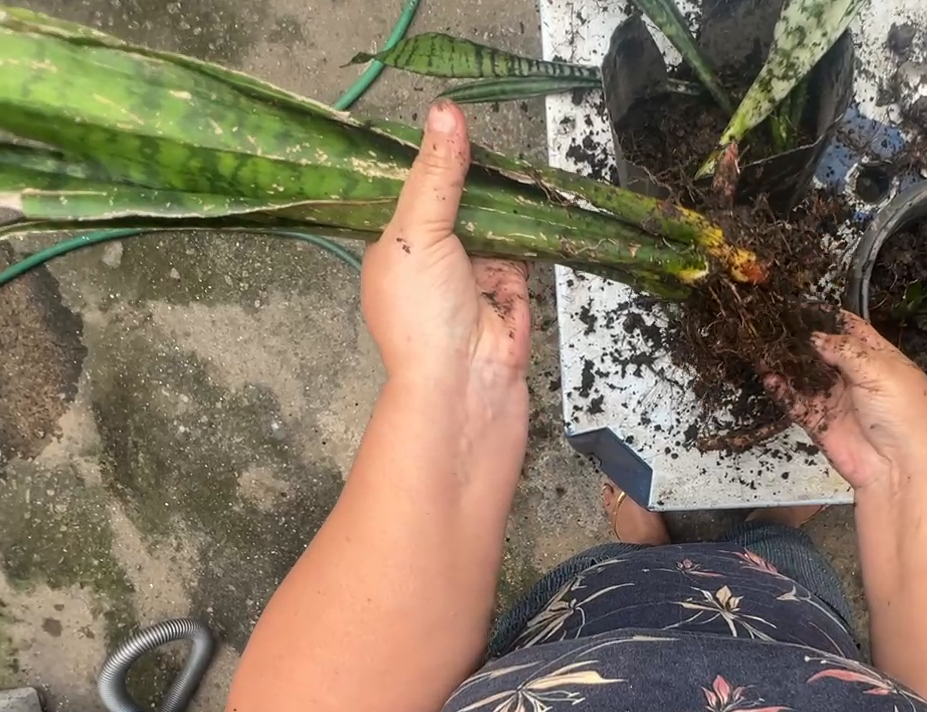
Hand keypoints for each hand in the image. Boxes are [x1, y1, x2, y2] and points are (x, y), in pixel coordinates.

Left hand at [361, 101, 530, 391]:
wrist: (467, 384)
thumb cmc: (423, 317)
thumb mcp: (417, 233)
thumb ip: (436, 174)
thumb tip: (446, 111)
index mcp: (392, 248)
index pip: (408, 191)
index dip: (425, 158)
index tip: (443, 118)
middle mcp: (432, 258)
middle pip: (452, 200)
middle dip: (467, 171)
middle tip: (480, 129)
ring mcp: (473, 273)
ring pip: (490, 219)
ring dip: (500, 195)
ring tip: (509, 151)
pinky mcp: (510, 286)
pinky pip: (521, 245)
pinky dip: (528, 224)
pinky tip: (534, 190)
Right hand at [774, 312, 926, 495]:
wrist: (897, 467)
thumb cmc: (905, 418)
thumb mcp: (881, 371)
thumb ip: (846, 351)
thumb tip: (817, 337)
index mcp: (880, 359)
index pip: (852, 330)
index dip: (830, 317)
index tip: (806, 305)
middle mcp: (857, 378)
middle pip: (824, 351)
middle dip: (803, 339)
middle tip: (779, 325)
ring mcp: (837, 400)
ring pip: (806, 376)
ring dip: (788, 364)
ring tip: (767, 348)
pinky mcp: (821, 422)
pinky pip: (796, 403)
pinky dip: (782, 391)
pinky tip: (770, 378)